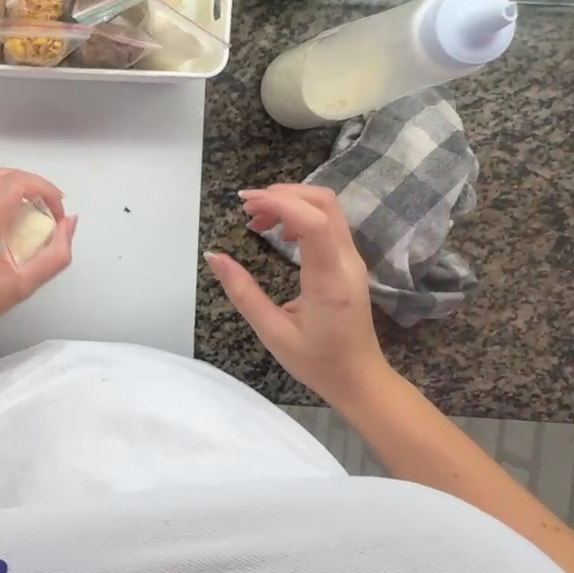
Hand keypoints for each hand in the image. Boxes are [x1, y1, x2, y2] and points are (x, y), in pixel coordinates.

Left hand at [0, 168, 77, 347]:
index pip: (16, 184)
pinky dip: (0, 193)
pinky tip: (13, 214)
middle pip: (4, 175)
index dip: (45, 190)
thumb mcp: (24, 286)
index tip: (58, 213)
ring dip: (17, 186)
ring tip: (36, 209)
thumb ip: (55, 255)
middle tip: (52, 209)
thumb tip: (70, 222)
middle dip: (35, 185)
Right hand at [203, 184, 390, 405]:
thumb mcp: (271, 332)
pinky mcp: (348, 262)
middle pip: (324, 203)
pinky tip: (277, 232)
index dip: (279, 203)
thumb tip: (214, 257)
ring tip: (256, 220)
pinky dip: (299, 215)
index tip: (244, 204)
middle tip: (246, 208)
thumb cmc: (317, 361)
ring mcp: (352, 259)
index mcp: (329, 280)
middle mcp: (347, 261)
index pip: (313, 222)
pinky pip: (327, 223)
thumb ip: (242, 292)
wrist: (360, 378)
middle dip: (283, 194)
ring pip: (327, 209)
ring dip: (290, 203)